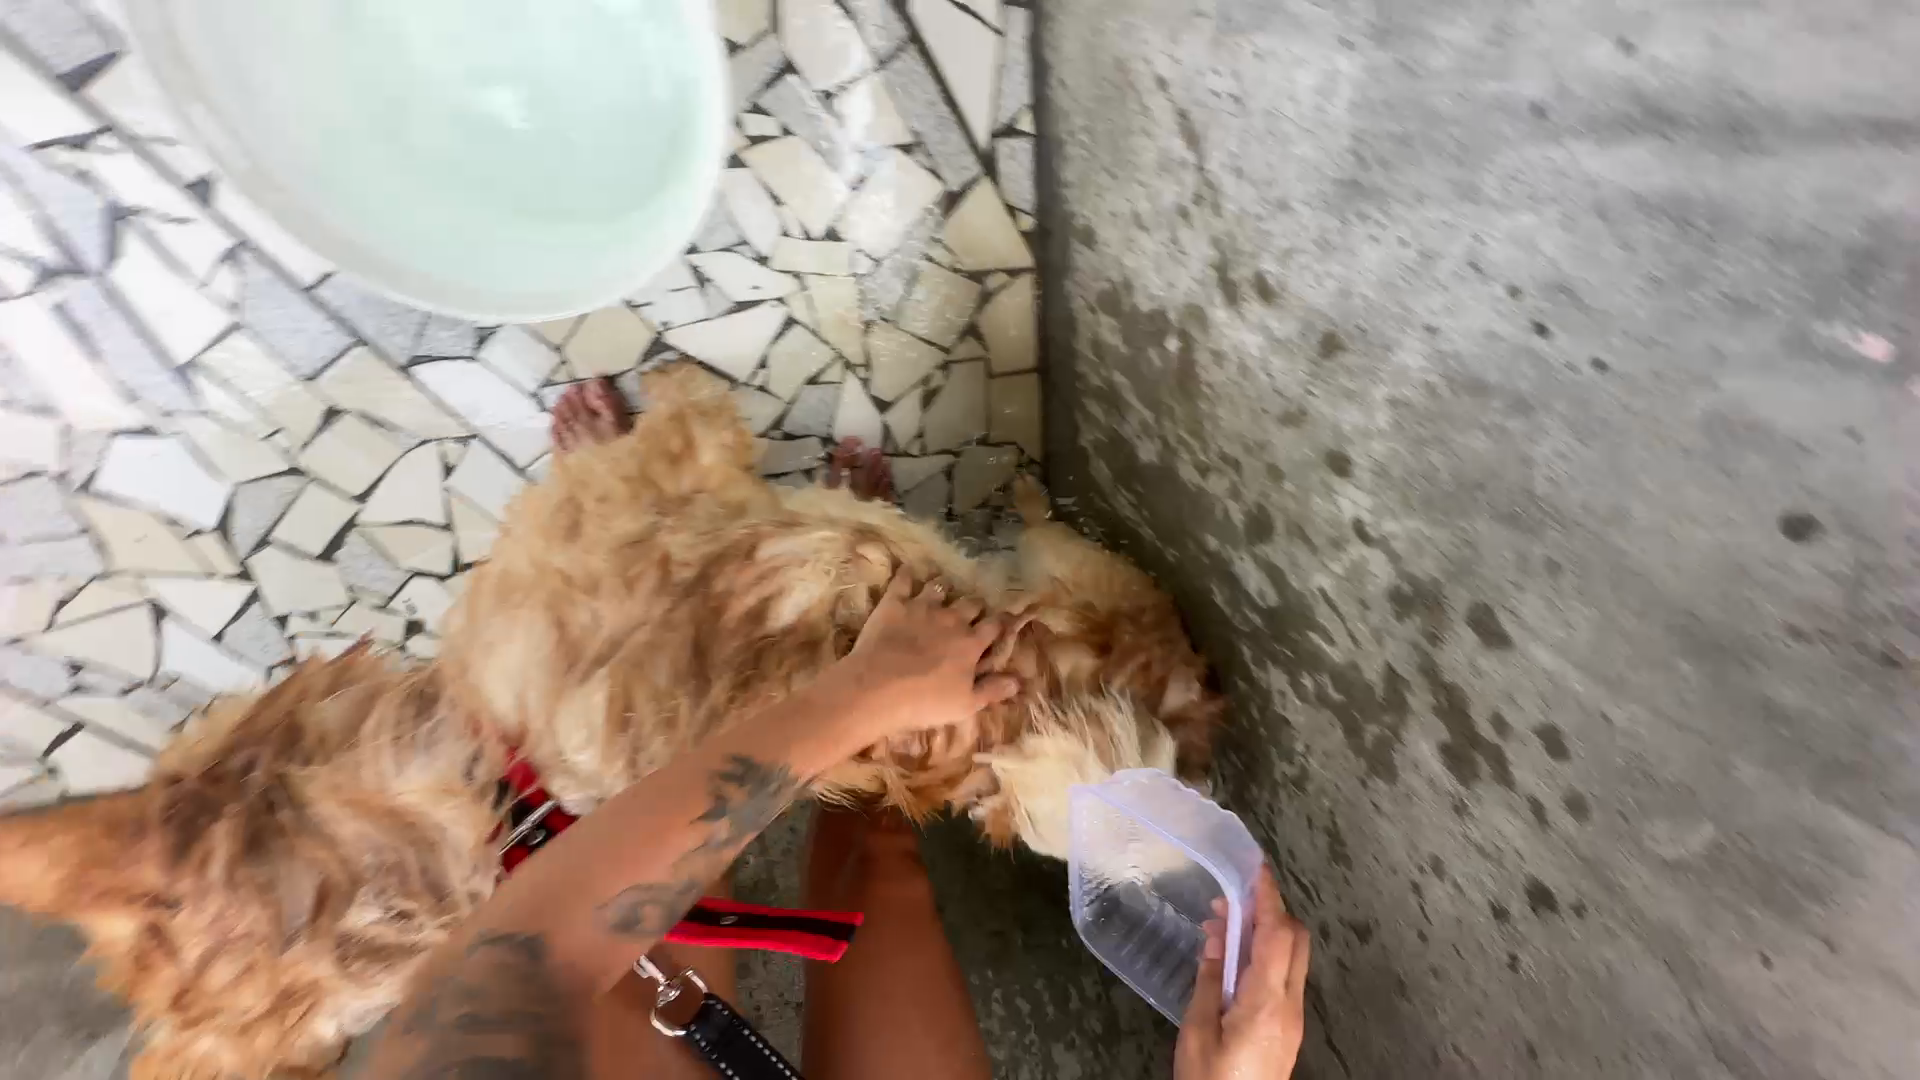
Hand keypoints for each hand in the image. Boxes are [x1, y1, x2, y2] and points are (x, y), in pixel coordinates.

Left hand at [821, 571, 1019, 745]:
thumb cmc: (925, 701)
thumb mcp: (965, 704)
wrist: (878, 688)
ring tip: (943, 589)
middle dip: (974, 605)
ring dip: (944, 588)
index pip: (994, 625)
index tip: (1003, 621)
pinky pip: (903, 580)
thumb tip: (1018, 680)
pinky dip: (907, 574)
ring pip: (940, 587)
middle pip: (970, 603)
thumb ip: (992, 690)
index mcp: (971, 643)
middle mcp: (951, 619)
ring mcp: (922, 607)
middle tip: (972, 611)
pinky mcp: (895, 603)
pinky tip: (908, 570)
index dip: (1000, 622)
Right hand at [1175, 867, 1310, 1079]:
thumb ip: (1210, 980)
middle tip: (1232, 898)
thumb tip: (1218, 940)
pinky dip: (1264, 955)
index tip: (1256, 867)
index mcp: (1266, 1001)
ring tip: (1221, 927)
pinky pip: (1284, 977)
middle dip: (1269, 909)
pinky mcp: (1288, 1029)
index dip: (1268, 897)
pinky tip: (1232, 959)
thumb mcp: (1198, 1030)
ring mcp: (1293, 1019)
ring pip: (1292, 957)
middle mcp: (1289, 1006)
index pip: (1276, 935)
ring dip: (1264, 932)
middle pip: (1295, 940)